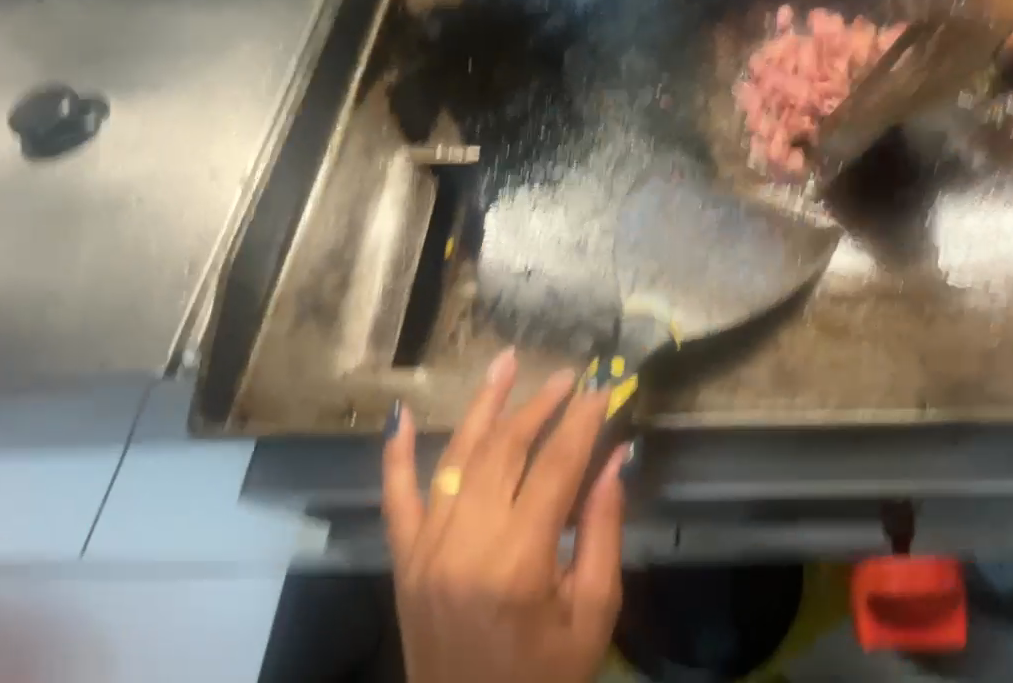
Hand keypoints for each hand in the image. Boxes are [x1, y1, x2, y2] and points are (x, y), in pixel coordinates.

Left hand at [384, 350, 624, 682]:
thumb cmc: (548, 676)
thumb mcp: (594, 611)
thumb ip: (604, 529)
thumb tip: (618, 458)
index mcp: (518, 562)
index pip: (556, 467)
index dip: (583, 421)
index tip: (605, 388)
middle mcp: (465, 545)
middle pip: (505, 451)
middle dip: (540, 405)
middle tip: (569, 376)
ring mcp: (426, 550)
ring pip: (456, 458)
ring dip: (483, 405)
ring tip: (507, 361)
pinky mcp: (404, 561)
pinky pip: (395, 498)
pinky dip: (395, 454)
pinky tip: (400, 415)